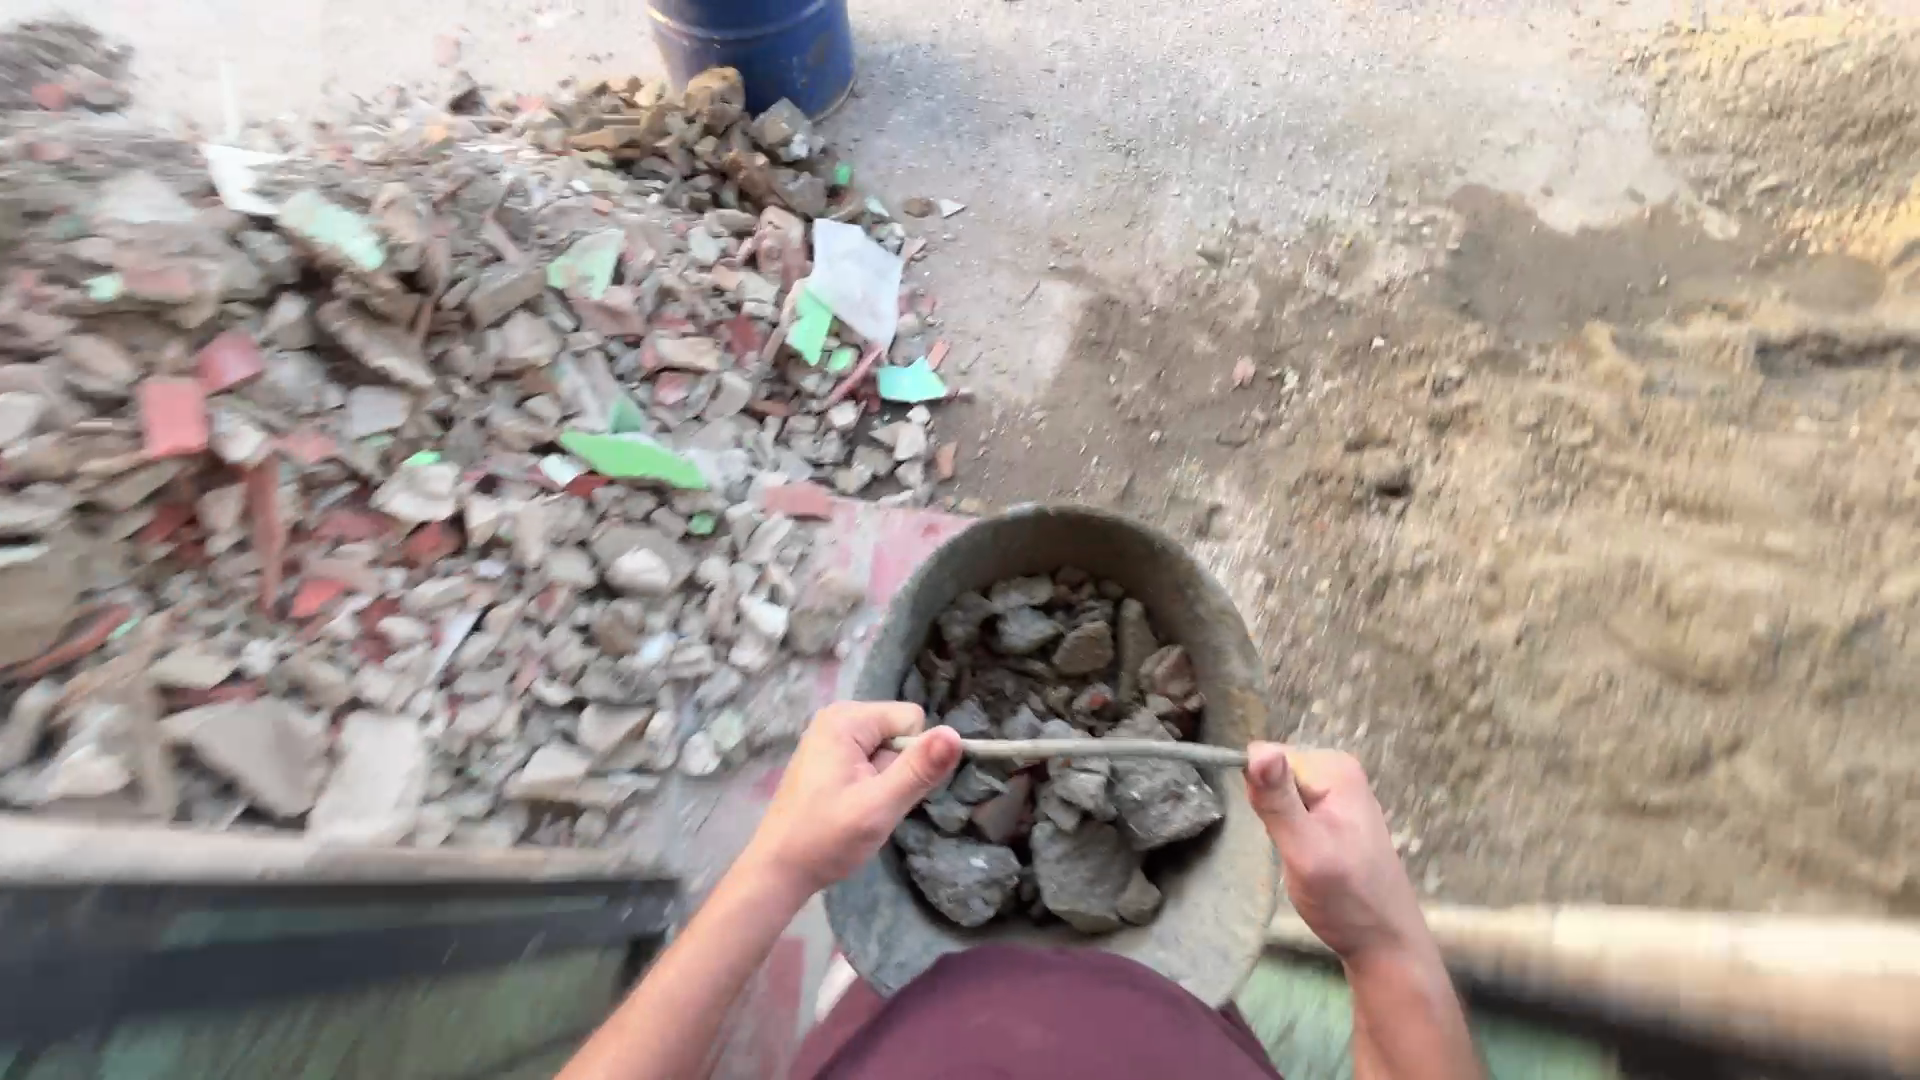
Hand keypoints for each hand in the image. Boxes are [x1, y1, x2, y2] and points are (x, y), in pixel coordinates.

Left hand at [742, 702, 961, 896]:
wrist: (777, 871)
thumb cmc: (826, 839)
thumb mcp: (879, 807)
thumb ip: (918, 770)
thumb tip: (956, 734)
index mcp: (847, 718)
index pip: (912, 719)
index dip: (912, 757)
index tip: (886, 789)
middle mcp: (838, 716)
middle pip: (899, 731)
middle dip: (898, 768)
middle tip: (873, 802)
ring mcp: (831, 734)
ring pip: (888, 748)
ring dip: (886, 779)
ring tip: (861, 807)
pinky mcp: (829, 754)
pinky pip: (871, 758)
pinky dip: (871, 782)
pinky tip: (852, 805)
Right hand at [1244, 743, 1431, 968]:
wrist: (1385, 945)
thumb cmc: (1346, 900)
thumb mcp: (1305, 849)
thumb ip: (1278, 800)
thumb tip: (1256, 750)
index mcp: (1333, 767)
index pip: (1265, 757)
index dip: (1262, 795)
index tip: (1280, 830)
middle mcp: (1337, 768)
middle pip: (1272, 772)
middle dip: (1271, 808)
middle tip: (1293, 846)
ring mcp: (1337, 790)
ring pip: (1278, 791)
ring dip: (1279, 822)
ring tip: (1301, 852)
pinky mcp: (1334, 810)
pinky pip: (1291, 805)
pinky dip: (1288, 829)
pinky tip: (1306, 852)